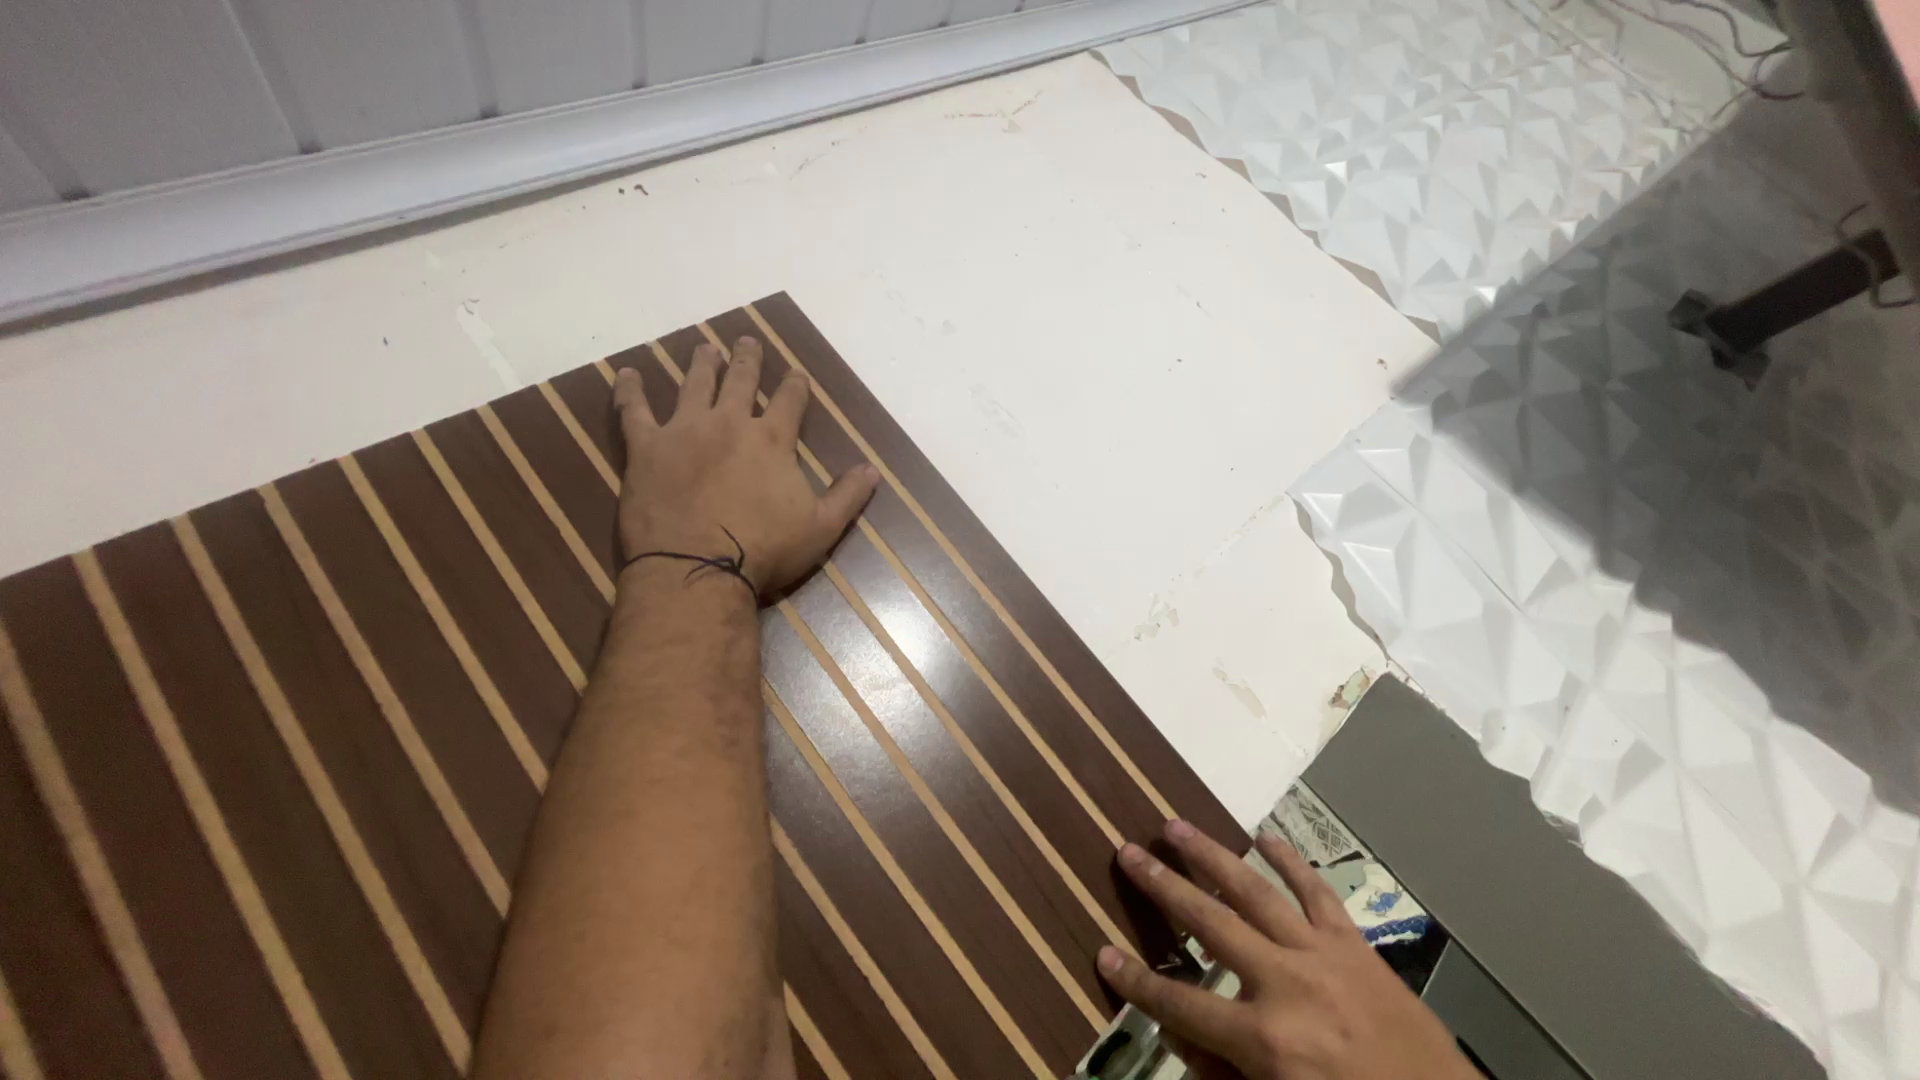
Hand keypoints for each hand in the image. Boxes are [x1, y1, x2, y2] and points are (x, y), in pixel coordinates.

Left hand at [612, 336, 878, 595]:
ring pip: (694, 385)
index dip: (795, 385)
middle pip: (741, 381)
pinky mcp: (645, 448)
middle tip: (748, 342)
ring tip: (705, 350)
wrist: (697, 568)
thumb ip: (848, 496)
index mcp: (772, 439)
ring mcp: (684, 431)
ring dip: (701, 365)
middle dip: (747, 360)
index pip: (790, 400)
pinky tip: (627, 375)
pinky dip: (630, 391)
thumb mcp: (821, 528)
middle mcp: (729, 423)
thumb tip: (873, 469)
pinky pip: (634, 411)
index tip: (796, 374)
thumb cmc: (764, 550)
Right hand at [1098, 822, 1479, 1079]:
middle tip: (1127, 852)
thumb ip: (1222, 1073)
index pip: (1180, 1005)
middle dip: (1162, 886)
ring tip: (1175, 826)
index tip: (1101, 953)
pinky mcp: (1355, 946)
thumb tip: (1179, 1030)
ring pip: (1254, 892)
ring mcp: (1323, 957)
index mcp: (1265, 1040)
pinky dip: (1289, 861)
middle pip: (1208, 924)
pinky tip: (1264, 835)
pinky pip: (1316, 893)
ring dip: (1210, 856)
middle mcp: (1286, 985)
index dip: (1136, 981)